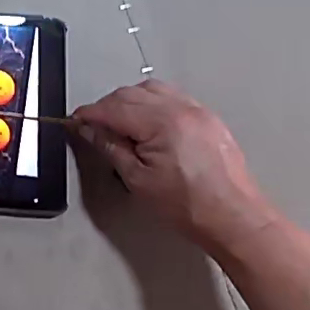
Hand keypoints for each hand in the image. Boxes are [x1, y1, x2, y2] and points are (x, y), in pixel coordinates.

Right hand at [72, 79, 280, 254]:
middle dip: (106, 107)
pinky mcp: (208, 119)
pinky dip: (152, 103)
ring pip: (151, 89)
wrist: (235, 220)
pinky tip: (146, 123)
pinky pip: (172, 97)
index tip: (74, 121)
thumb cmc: (187, 206)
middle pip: (130, 93)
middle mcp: (181, 109)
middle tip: (92, 127)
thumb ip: (110, 147)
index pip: (113, 107)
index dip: (89, 114)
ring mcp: (198, 112)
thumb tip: (87, 129)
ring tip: (118, 124)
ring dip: (128, 101)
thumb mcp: (137, 179)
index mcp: (162, 123)